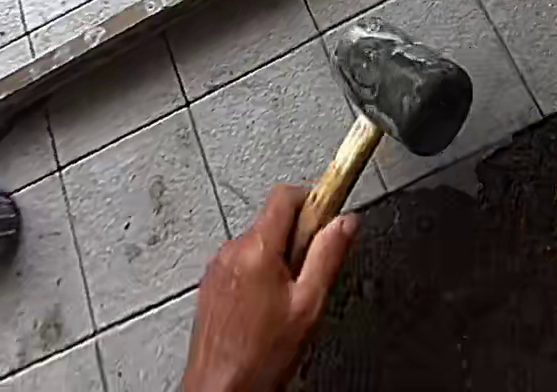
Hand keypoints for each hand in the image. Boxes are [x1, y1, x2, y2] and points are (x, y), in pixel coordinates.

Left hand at [183, 185, 358, 391]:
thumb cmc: (259, 360)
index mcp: (256, 250)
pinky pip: (242, 260)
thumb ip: (330, 254)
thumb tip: (346, 220)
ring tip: (285, 295)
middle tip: (308, 271)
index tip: (325, 218)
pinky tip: (265, 305)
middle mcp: (231, 252)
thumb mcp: (309, 304)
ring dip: (277, 255)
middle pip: (274, 218)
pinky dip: (258, 271)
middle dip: (297, 236)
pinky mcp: (210, 286)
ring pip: (259, 240)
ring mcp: (217, 269)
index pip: (286, 195)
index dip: (311, 200)